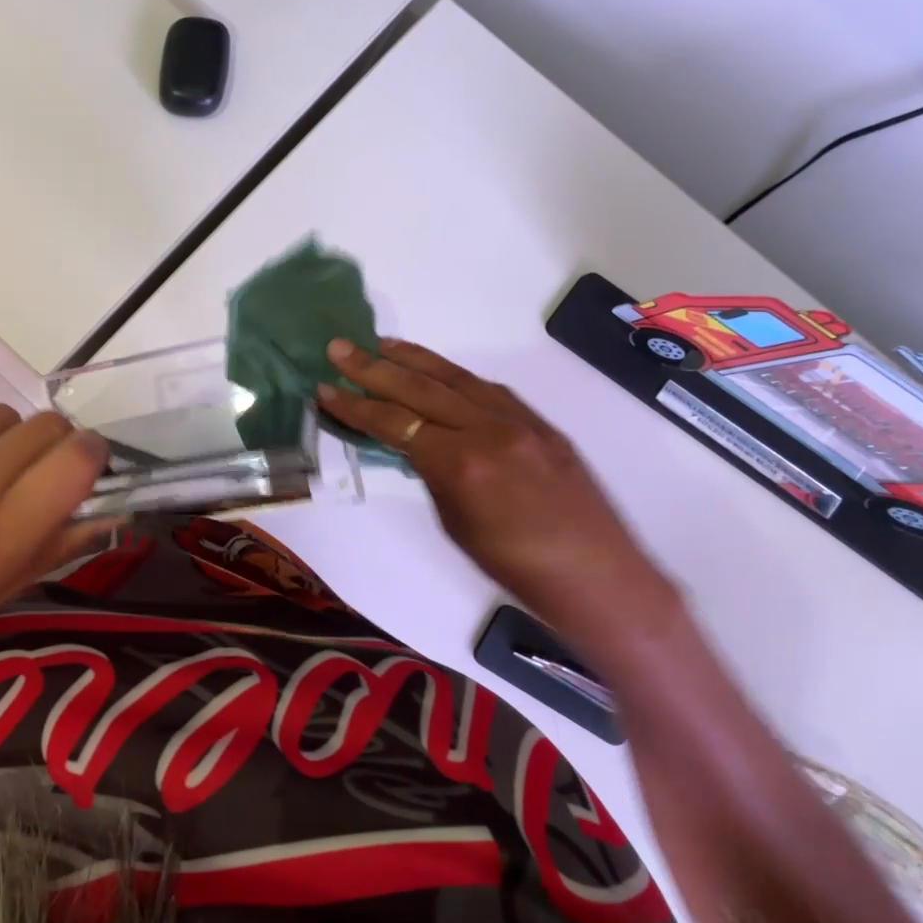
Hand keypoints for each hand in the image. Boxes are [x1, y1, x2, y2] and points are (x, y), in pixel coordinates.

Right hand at [315, 338, 678, 640]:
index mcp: (460, 462)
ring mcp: (519, 423)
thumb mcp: (454, 523)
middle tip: (341, 347)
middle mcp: (489, 430)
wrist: (598, 577)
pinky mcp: (542, 425)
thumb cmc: (514, 567)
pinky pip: (490, 391)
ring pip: (457, 380)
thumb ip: (432, 474)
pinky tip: (438, 375)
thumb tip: (415, 447)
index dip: (354, 405)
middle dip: (374, 368)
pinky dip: (456, 379)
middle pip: (420, 389)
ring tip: (383, 345)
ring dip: (416, 360)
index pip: (393, 422)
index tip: (324, 388)